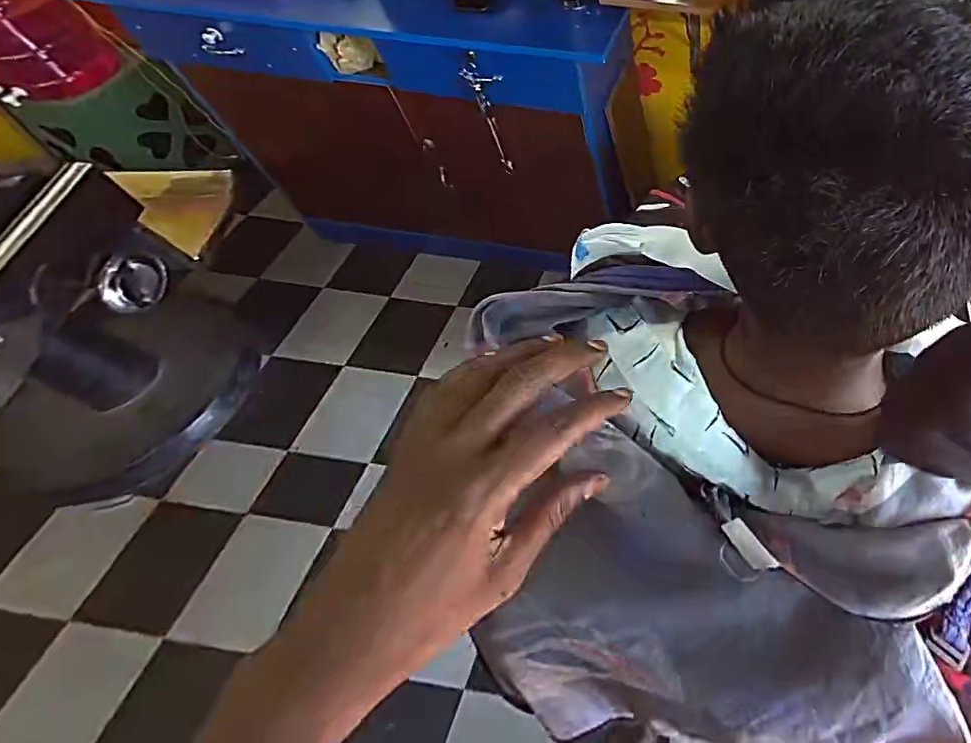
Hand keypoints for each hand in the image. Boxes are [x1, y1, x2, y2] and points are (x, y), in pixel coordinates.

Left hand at [202, 338, 626, 742]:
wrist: (348, 627)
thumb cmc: (432, 612)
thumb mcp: (504, 574)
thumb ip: (551, 513)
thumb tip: (596, 475)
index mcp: (483, 490)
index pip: (551, 431)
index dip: (592, 408)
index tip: (622, 396)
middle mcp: (454, 450)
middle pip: (516, 383)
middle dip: (562, 358)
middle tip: (596, 351)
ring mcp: (425, 439)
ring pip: (479, 372)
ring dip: (521, 350)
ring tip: (555, 342)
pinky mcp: (407, 440)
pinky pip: (446, 386)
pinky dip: (479, 364)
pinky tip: (498, 361)